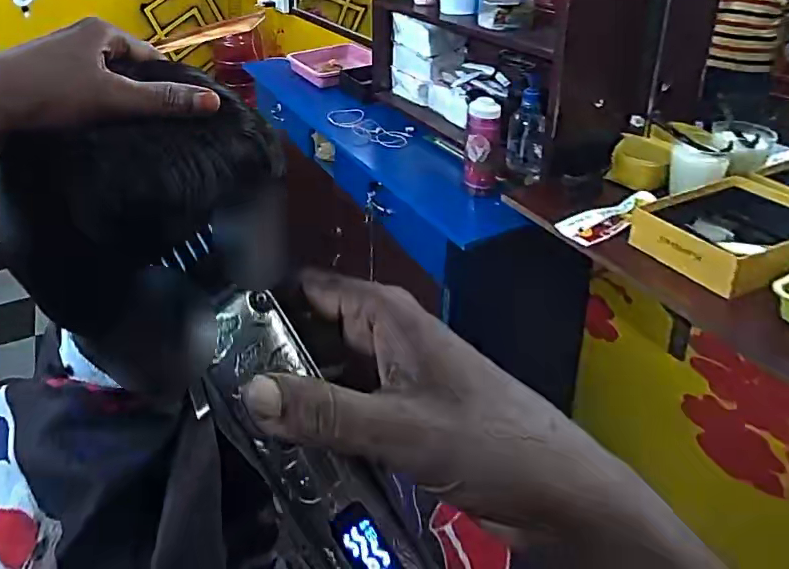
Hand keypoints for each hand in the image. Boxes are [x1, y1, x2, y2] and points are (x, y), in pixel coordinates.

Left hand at [0, 17, 219, 147]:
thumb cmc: (49, 92)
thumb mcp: (111, 97)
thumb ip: (160, 101)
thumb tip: (211, 101)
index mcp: (99, 30)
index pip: (148, 54)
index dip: (165, 82)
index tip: (179, 111)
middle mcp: (78, 38)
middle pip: (123, 69)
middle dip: (135, 95)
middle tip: (151, 128)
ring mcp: (55, 58)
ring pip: (98, 83)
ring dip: (109, 105)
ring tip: (123, 134)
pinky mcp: (38, 81)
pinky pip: (75, 94)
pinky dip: (85, 110)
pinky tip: (89, 133)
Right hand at [242, 271, 721, 567]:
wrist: (570, 500)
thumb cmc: (492, 442)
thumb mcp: (402, 429)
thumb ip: (325, 412)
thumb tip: (250, 393)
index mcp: (381, 311)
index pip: (304, 288)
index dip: (262, 301)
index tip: (218, 326)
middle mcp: (381, 332)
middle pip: (309, 329)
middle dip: (272, 352)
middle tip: (223, 380)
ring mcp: (391, 371)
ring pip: (325, 368)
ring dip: (295, 388)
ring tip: (247, 411)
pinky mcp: (400, 408)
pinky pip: (345, 401)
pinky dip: (320, 414)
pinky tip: (293, 438)